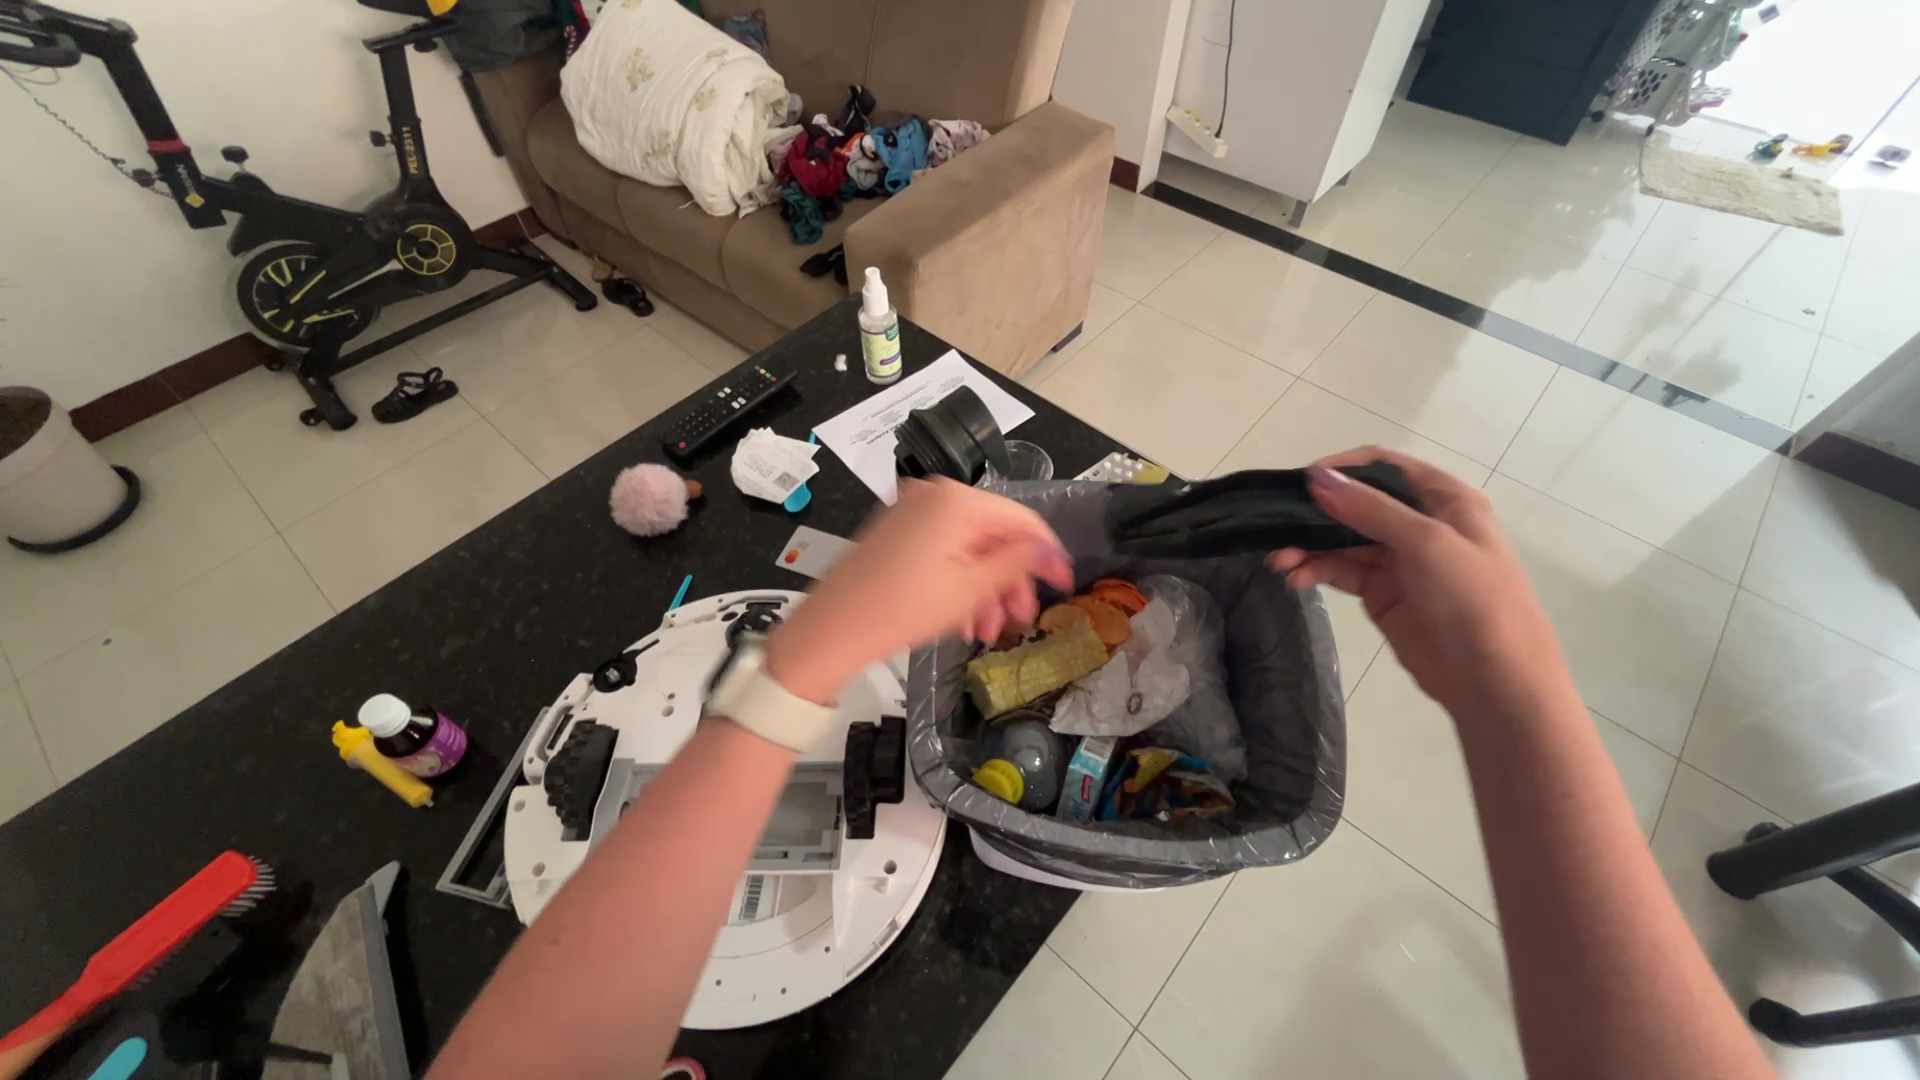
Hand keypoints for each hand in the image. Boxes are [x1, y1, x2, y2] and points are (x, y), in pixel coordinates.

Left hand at [765, 478, 1073, 703]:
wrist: (833, 629)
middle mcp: (933, 497)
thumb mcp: (971, 588)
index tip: (1061, 582)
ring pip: (969, 548)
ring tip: (988, 628)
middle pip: (994, 535)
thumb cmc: (897, 609)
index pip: (1022, 519)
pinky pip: (943, 552)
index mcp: (956, 501)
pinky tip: (964, 618)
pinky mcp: (897, 533)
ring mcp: (912, 513)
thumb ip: (1017, 562)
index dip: (1046, 554)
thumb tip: (1049, 550)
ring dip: (986, 588)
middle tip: (1020, 616)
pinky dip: (959, 582)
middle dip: (1011, 579)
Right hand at [1270, 448, 1571, 720]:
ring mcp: (1398, 559)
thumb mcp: (1426, 543)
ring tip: (1279, 562)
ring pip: (1341, 540)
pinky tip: (1295, 579)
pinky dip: (1315, 571)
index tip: (1300, 482)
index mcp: (1444, 499)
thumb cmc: (1473, 599)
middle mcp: (1419, 523)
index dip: (1342, 469)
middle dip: (1314, 514)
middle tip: (1275, 525)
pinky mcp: (1380, 592)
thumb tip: (1316, 477)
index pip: (1384, 467)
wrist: (1493, 679)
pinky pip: (1340, 571)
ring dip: (1308, 547)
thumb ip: (1368, 508)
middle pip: (1356, 504)